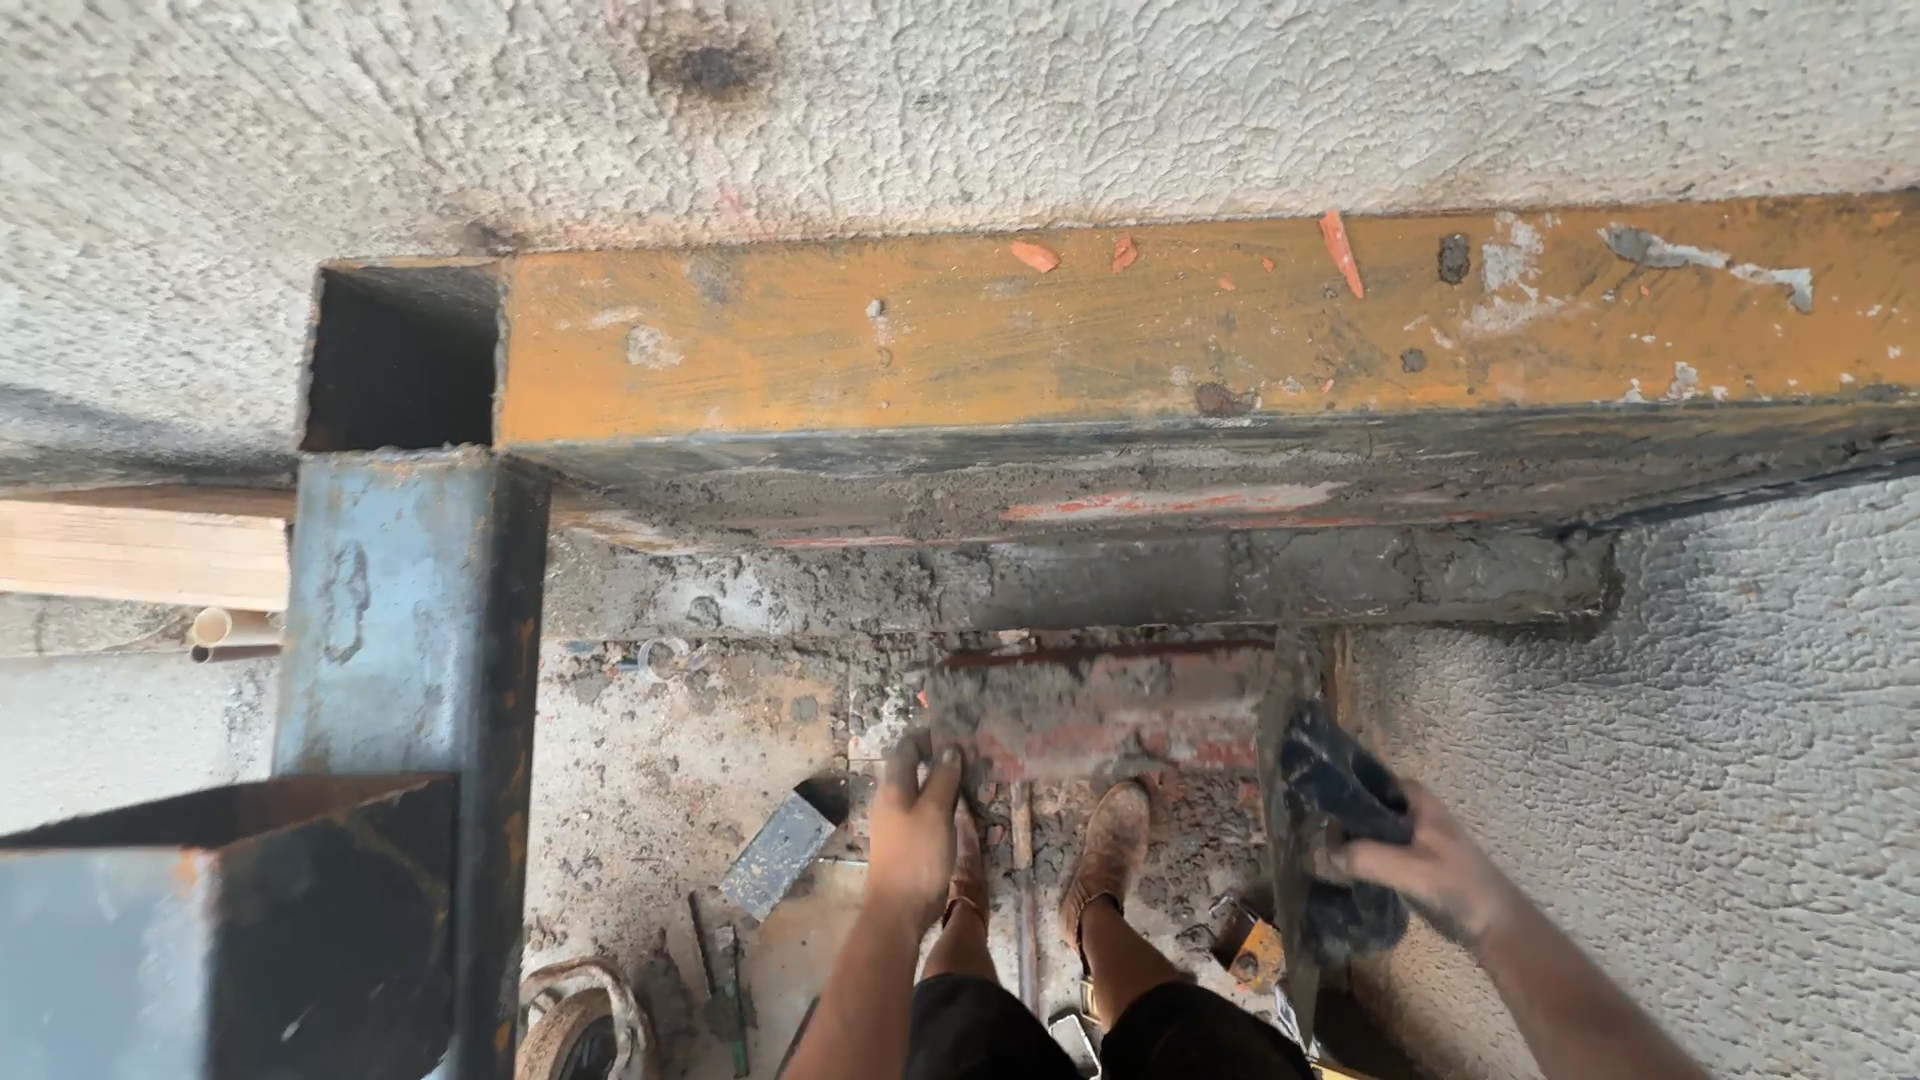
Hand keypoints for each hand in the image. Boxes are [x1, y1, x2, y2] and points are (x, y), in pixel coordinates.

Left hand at [865, 733, 964, 933]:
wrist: (898, 911)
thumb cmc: (916, 856)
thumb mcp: (935, 812)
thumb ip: (942, 778)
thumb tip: (950, 748)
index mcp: (893, 788)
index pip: (906, 748)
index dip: (928, 737)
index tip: (956, 735)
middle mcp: (892, 800)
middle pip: (913, 768)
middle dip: (940, 759)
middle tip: (971, 757)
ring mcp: (898, 822)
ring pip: (921, 791)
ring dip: (944, 782)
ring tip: (973, 779)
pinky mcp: (908, 841)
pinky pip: (926, 812)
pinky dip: (943, 804)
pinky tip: (963, 811)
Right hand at [1328, 779, 1524, 948]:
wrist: (1498, 929)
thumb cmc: (1460, 888)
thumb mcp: (1410, 869)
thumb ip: (1365, 857)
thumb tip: (1324, 853)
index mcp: (1412, 797)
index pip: (1363, 779)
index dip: (1337, 789)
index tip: (1311, 804)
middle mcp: (1407, 809)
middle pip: (1360, 804)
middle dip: (1338, 819)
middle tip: (1315, 838)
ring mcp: (1407, 834)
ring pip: (1364, 828)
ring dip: (1345, 840)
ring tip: (1324, 855)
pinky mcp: (1406, 859)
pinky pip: (1371, 848)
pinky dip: (1356, 856)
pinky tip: (1341, 869)